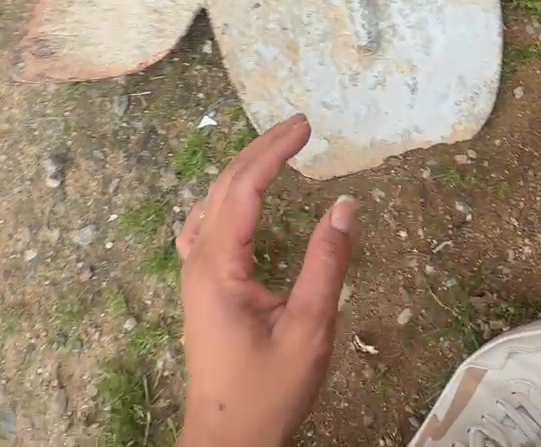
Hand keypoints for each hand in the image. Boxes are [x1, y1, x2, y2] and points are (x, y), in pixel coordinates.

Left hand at [176, 115, 356, 446]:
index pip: (246, 188)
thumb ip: (327, 262)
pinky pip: (207, 222)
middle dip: (262, 148)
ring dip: (246, 167)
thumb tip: (346, 204)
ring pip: (214, 200)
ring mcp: (195, 272)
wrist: (227, 441)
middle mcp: (199, 259)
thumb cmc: (269, 389)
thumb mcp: (310, 328)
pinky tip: (237, 194)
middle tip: (300, 125)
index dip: (275, 151)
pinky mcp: (200, 285)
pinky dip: (229, 194)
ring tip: (278, 147)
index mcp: (219, 265)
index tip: (306, 126)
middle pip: (226, 185)